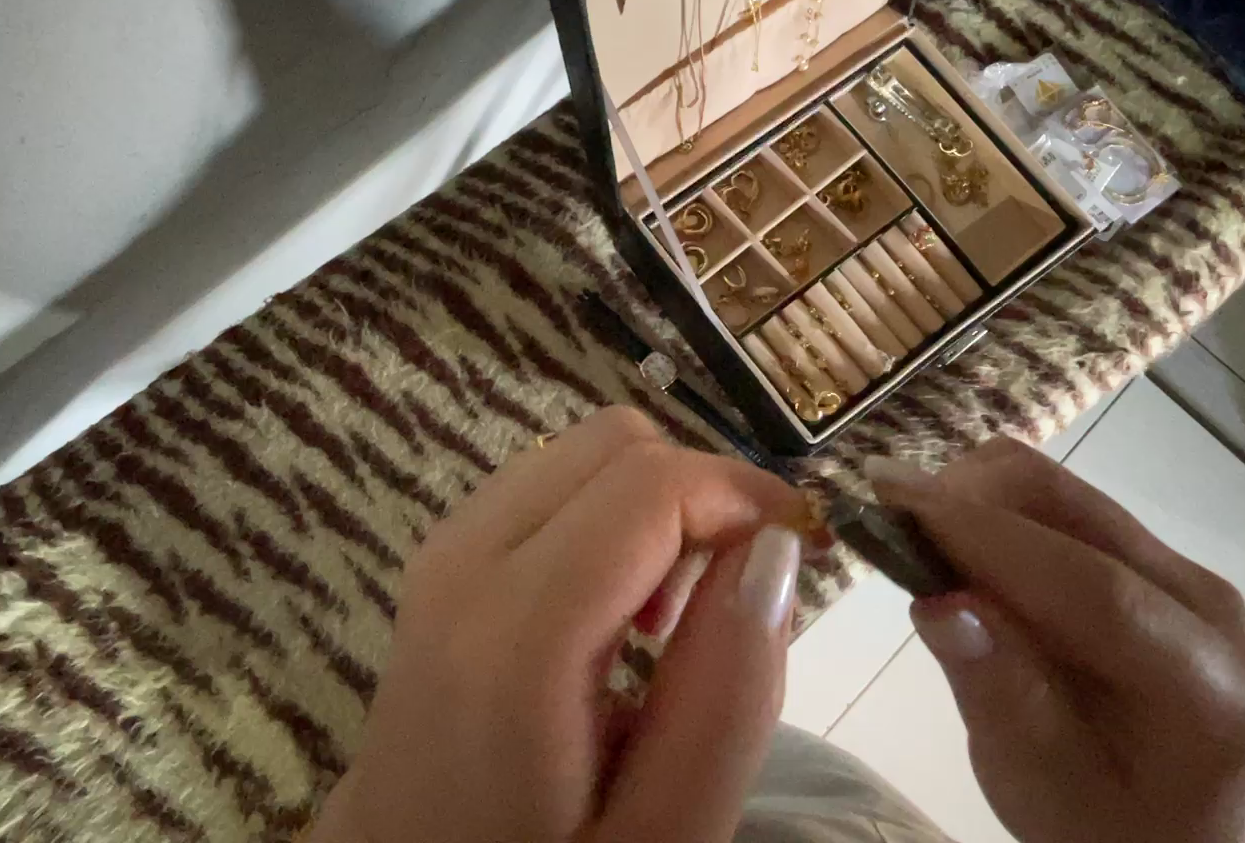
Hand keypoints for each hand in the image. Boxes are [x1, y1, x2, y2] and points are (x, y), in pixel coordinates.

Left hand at [309, 406, 807, 842]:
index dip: (742, 492)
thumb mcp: (662, 834)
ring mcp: (444, 544)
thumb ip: (727, 690)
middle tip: (726, 594)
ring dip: (650, 503)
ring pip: (579, 451)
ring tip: (667, 615)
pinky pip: (546, 481)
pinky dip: (605, 513)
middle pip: (613, 441)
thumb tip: (773, 547)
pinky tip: (611, 605)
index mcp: (513, 630)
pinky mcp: (443, 551)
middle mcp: (464, 556)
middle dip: (696, 491)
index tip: (800, 544)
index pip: (648, 483)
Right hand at [878, 439, 1244, 842]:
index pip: (1093, 586)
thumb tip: (938, 603)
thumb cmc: (1093, 814)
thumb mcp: (1034, 780)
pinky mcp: (1143, 551)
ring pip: (1053, 487)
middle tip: (884, 514)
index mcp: (1208, 688)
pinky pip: (1050, 498)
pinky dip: (985, 502)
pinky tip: (953, 542)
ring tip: (914, 535)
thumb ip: (996, 693)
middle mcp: (1206, 607)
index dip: (986, 534)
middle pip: (1071, 509)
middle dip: (964, 494)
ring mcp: (1178, 570)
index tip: (891, 495)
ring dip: (969, 493)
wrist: (1158, 818)